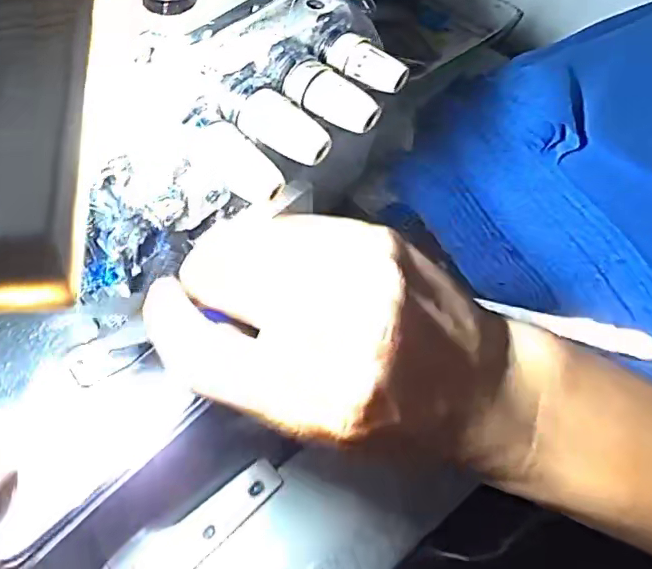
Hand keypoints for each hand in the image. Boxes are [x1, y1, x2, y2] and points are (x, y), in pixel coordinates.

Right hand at [143, 214, 541, 479]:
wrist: (487, 387)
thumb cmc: (393, 419)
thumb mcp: (307, 425)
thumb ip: (235, 372)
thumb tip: (181, 312)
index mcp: (308, 395)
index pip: (194, 347)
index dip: (165, 319)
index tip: (164, 303)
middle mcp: (330, 330)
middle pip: (210, 273)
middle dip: (204, 282)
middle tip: (223, 295)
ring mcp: (352, 273)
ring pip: (240, 239)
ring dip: (234, 256)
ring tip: (261, 277)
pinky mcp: (368, 238)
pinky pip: (282, 226)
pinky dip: (272, 242)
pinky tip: (293, 262)